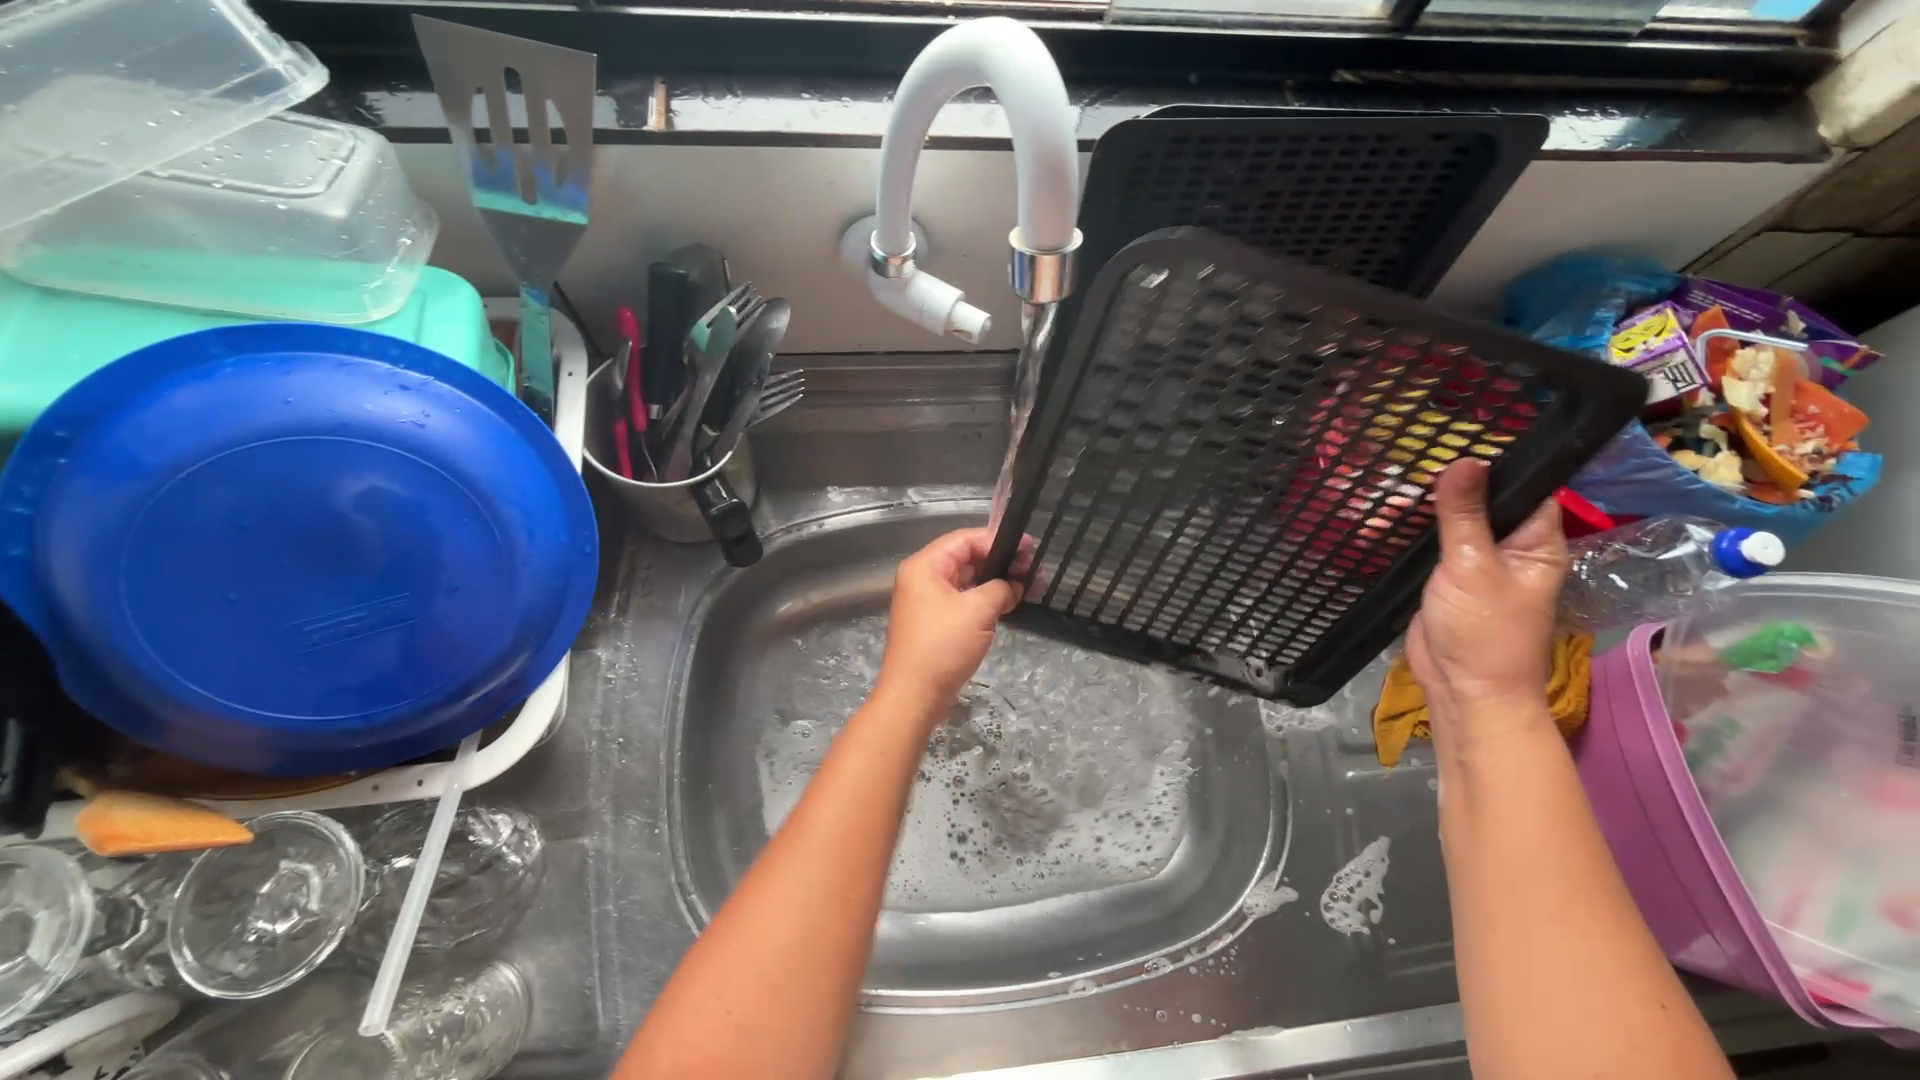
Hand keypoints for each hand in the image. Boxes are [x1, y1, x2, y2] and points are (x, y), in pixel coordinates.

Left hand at [876, 528, 1022, 715]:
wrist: (915, 695)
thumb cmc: (943, 646)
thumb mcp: (978, 610)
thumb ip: (1000, 588)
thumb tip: (1013, 584)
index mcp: (925, 566)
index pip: (964, 539)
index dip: (997, 540)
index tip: (1028, 546)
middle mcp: (922, 579)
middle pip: (965, 558)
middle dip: (999, 561)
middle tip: (1032, 567)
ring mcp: (928, 602)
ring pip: (967, 581)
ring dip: (995, 582)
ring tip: (1027, 584)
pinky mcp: (936, 623)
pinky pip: (964, 601)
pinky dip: (986, 600)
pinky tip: (1010, 603)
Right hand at [1405, 460, 1566, 746]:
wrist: (1463, 690)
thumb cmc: (1484, 631)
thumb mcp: (1472, 566)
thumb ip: (1464, 513)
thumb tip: (1465, 460)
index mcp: (1535, 541)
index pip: (1522, 486)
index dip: (1491, 465)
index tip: (1450, 443)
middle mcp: (1509, 546)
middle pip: (1479, 501)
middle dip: (1441, 487)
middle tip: (1400, 474)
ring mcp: (1475, 563)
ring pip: (1448, 523)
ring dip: (1418, 511)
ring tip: (1382, 497)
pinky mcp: (1445, 579)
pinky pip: (1428, 547)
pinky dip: (1407, 535)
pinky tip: (1380, 522)